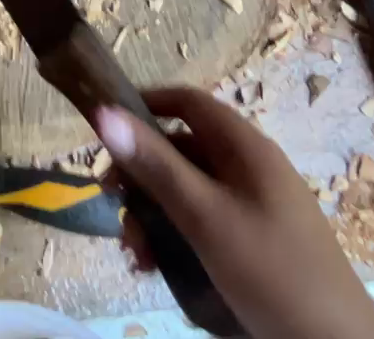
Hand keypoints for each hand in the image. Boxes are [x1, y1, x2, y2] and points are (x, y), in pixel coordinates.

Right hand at [94, 88, 373, 338]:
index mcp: (246, 148)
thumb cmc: (270, 271)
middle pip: (180, 149)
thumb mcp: (204, 216)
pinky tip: (155, 266)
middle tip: (112, 204)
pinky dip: (173, 236)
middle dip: (140, 175)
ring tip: (135, 252)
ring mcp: (254, 205)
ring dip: (152, 213)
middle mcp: (249, 168)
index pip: (187, 103)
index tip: (105, 130)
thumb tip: (102, 111)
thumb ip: (154, 164)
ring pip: (186, 190)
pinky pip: (201, 220)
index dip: (144, 105)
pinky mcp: (254, 240)